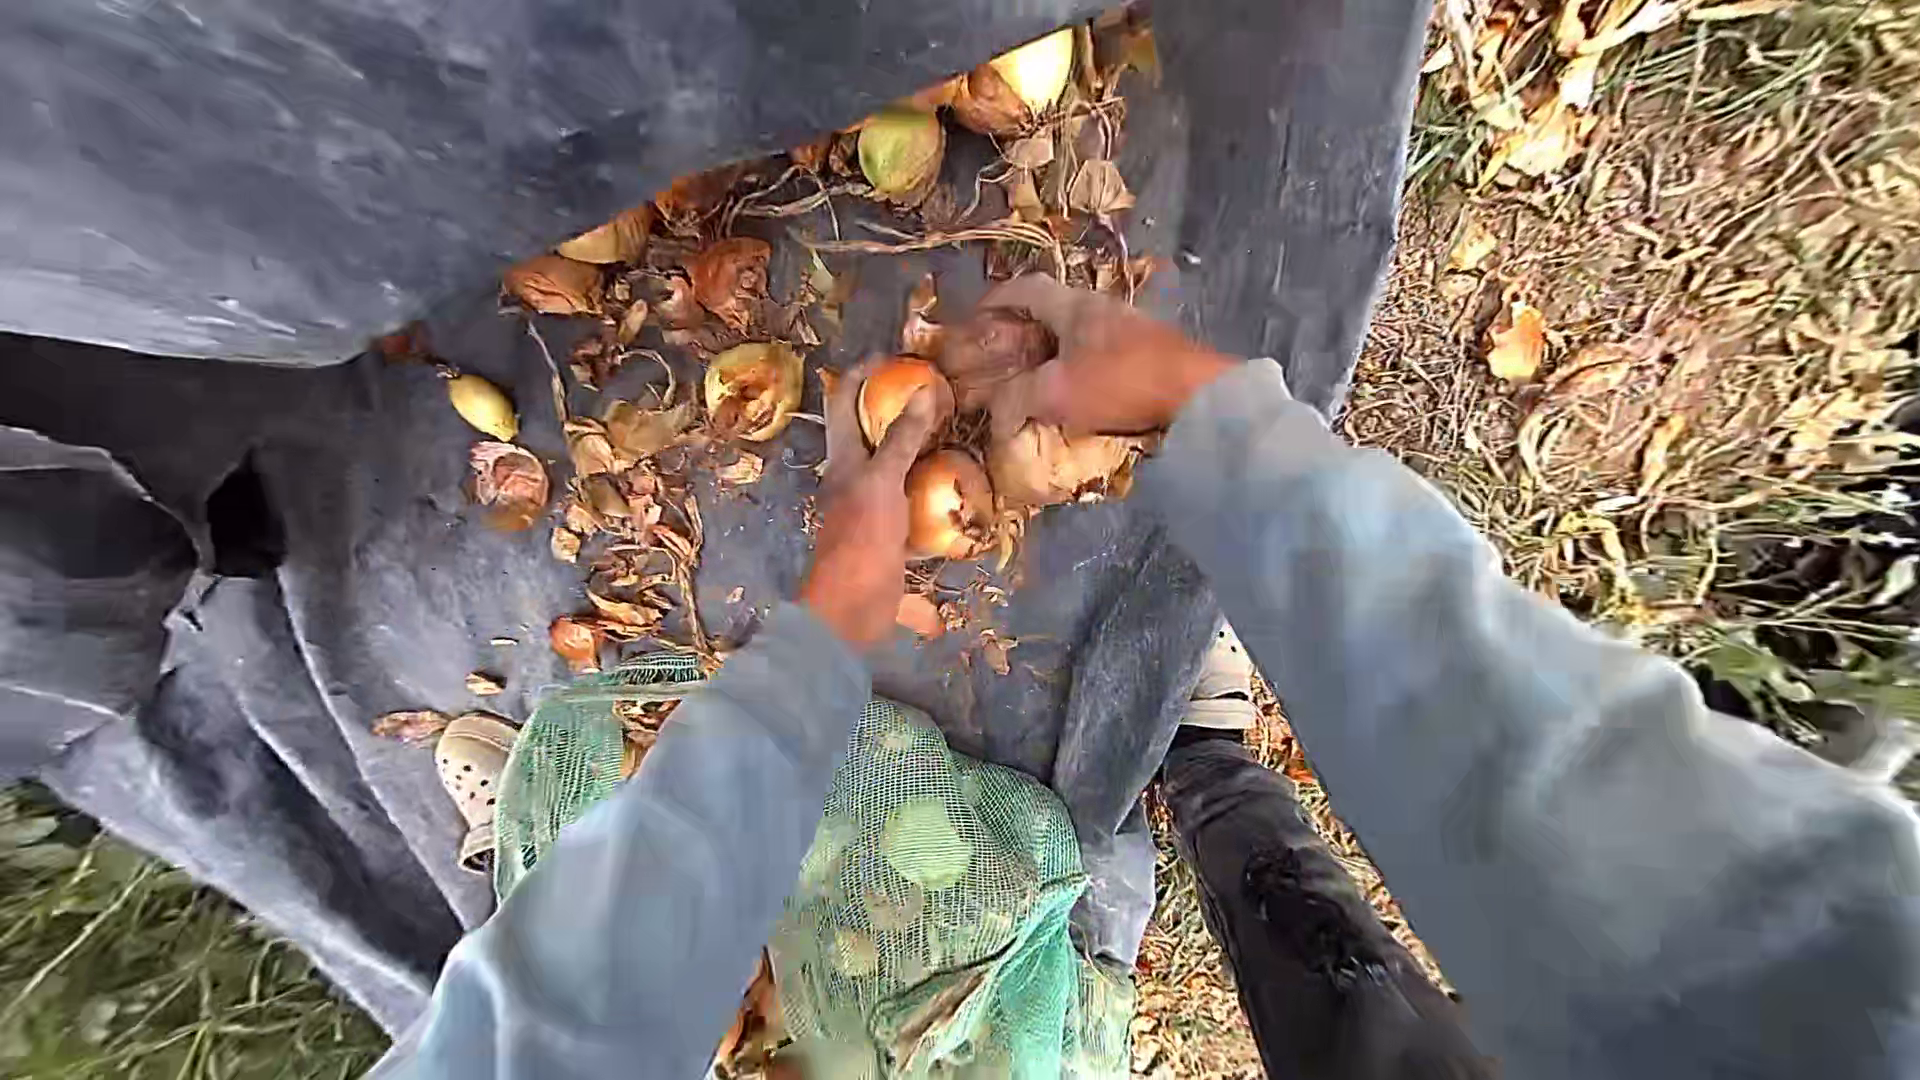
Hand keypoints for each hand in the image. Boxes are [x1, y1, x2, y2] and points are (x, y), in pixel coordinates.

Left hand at [799, 357, 938, 648]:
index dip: (861, 374)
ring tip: (949, 431)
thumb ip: (901, 440)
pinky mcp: (889, 531)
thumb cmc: (862, 537)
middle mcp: (852, 477)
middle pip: (870, 432)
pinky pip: (910, 498)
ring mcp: (871, 505)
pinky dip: (927, 486)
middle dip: (894, 408)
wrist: (854, 605)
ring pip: (893, 465)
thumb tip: (921, 392)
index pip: (843, 402)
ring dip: (915, 448)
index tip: (892, 356)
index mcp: (842, 459)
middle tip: (933, 392)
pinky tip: (953, 482)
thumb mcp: (882, 482)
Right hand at [972, 275, 1236, 441]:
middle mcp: (1099, 308)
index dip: (996, 300)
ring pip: (1074, 333)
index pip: (1025, 288)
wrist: (1193, 394)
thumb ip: (1016, 400)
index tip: (977, 318)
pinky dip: (1074, 366)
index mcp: (1073, 306)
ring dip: (1050, 352)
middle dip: (1022, 331)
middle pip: (1049, 310)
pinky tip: (1072, 392)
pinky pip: (1095, 352)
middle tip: (1003, 358)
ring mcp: (1125, 328)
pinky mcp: (1144, 351)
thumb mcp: (1055, 392)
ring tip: (1034, 380)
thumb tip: (997, 418)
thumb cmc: (1119, 383)